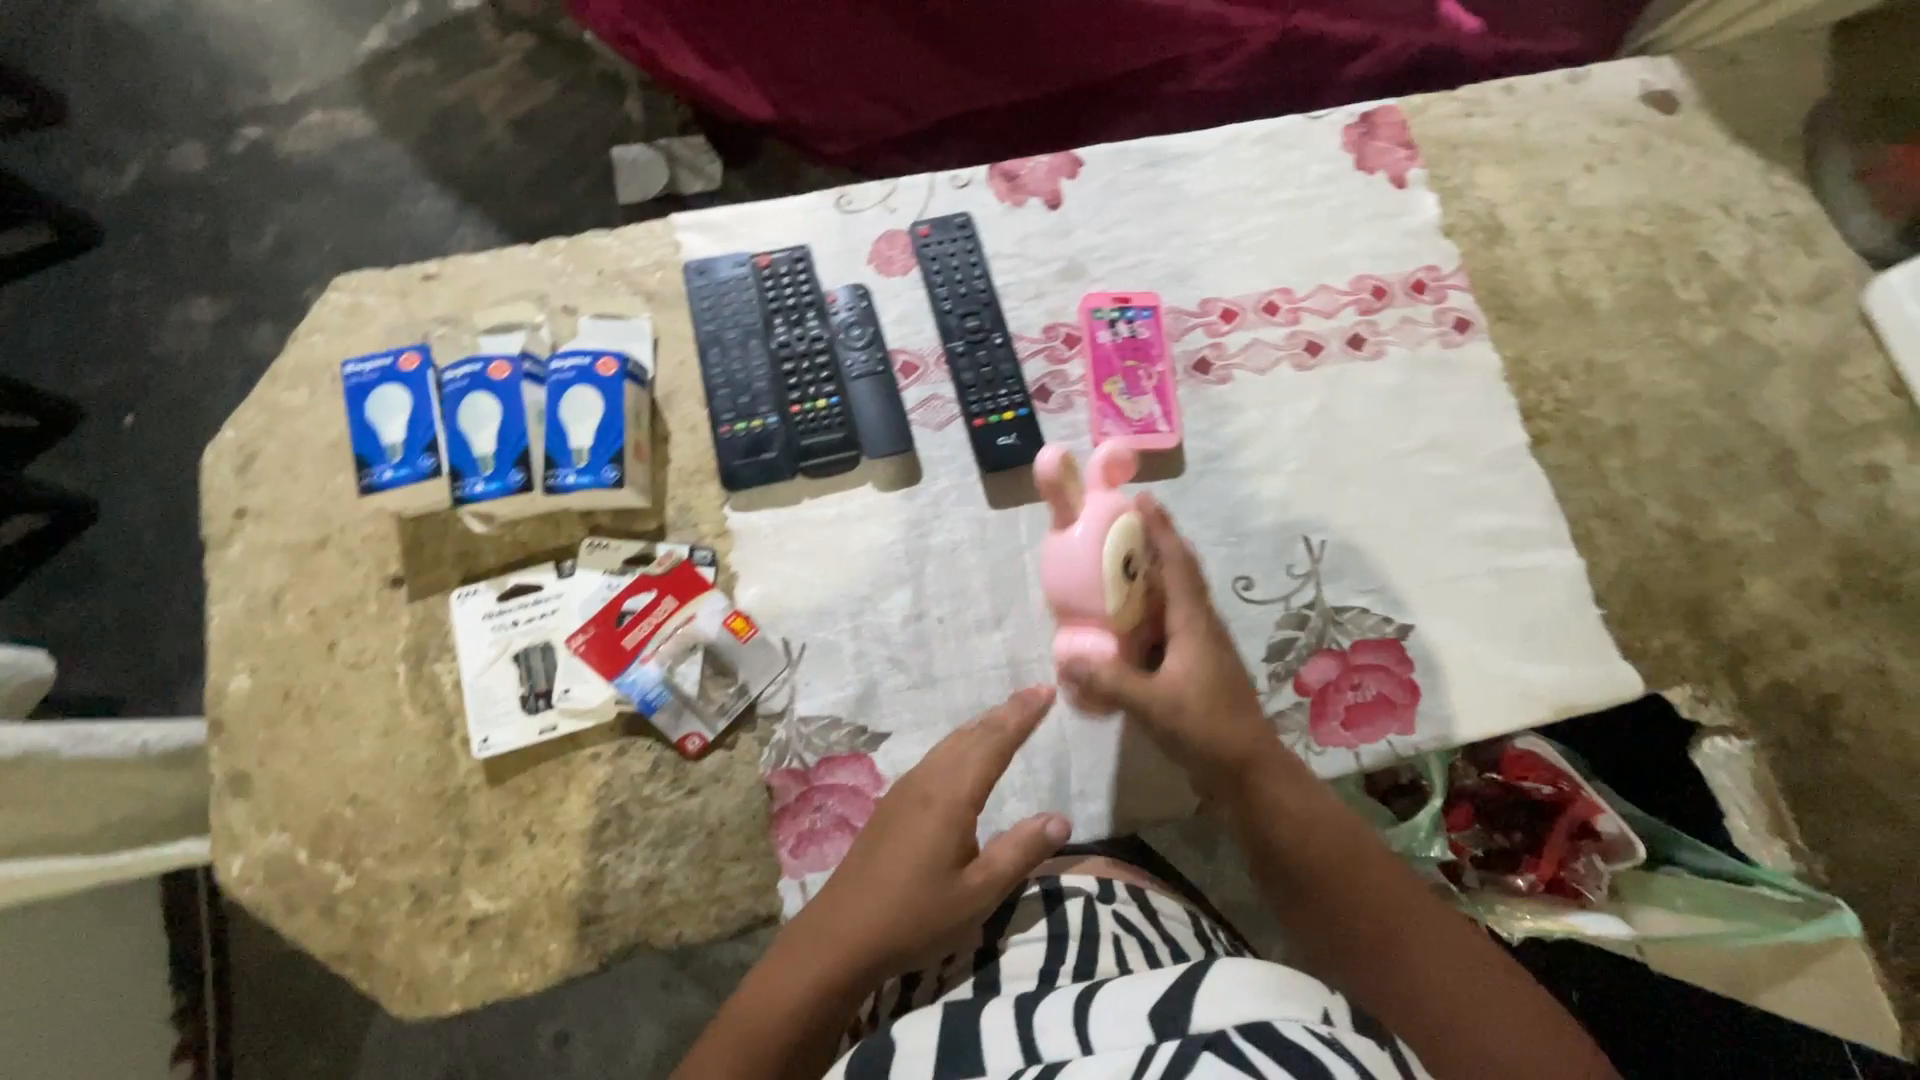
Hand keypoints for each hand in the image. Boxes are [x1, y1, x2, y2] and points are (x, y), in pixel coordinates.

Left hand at [787, 686, 1072, 980]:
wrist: (841, 935)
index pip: (995, 742)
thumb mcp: (979, 893)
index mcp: (951, 796)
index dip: (1023, 715)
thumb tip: (1061, 819)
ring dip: (982, 726)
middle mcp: (927, 781)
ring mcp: (905, 790)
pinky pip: (935, 758)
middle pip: (971, 735)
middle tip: (1035, 692)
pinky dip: (961, 744)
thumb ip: (1020, 852)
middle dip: (1005, 712)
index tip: (1047, 689)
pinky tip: (964, 755)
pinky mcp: (892, 805)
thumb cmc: (916, 917)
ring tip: (1007, 716)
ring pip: (950, 744)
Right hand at [1061, 496, 1294, 794]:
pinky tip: (1126, 624)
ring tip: (1118, 567)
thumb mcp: (1150, 705)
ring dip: (1152, 578)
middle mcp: (1201, 626)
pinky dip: (1149, 613)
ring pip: (1176, 600)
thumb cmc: (1205, 728)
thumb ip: (1108, 680)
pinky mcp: (1198, 667)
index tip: (1143, 499)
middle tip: (1122, 527)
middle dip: (1156, 545)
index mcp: (1194, 624)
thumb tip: (1065, 657)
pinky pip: (1170, 626)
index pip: (1176, 564)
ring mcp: (1203, 647)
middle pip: (1179, 574)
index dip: (1160, 530)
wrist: (1248, 770)